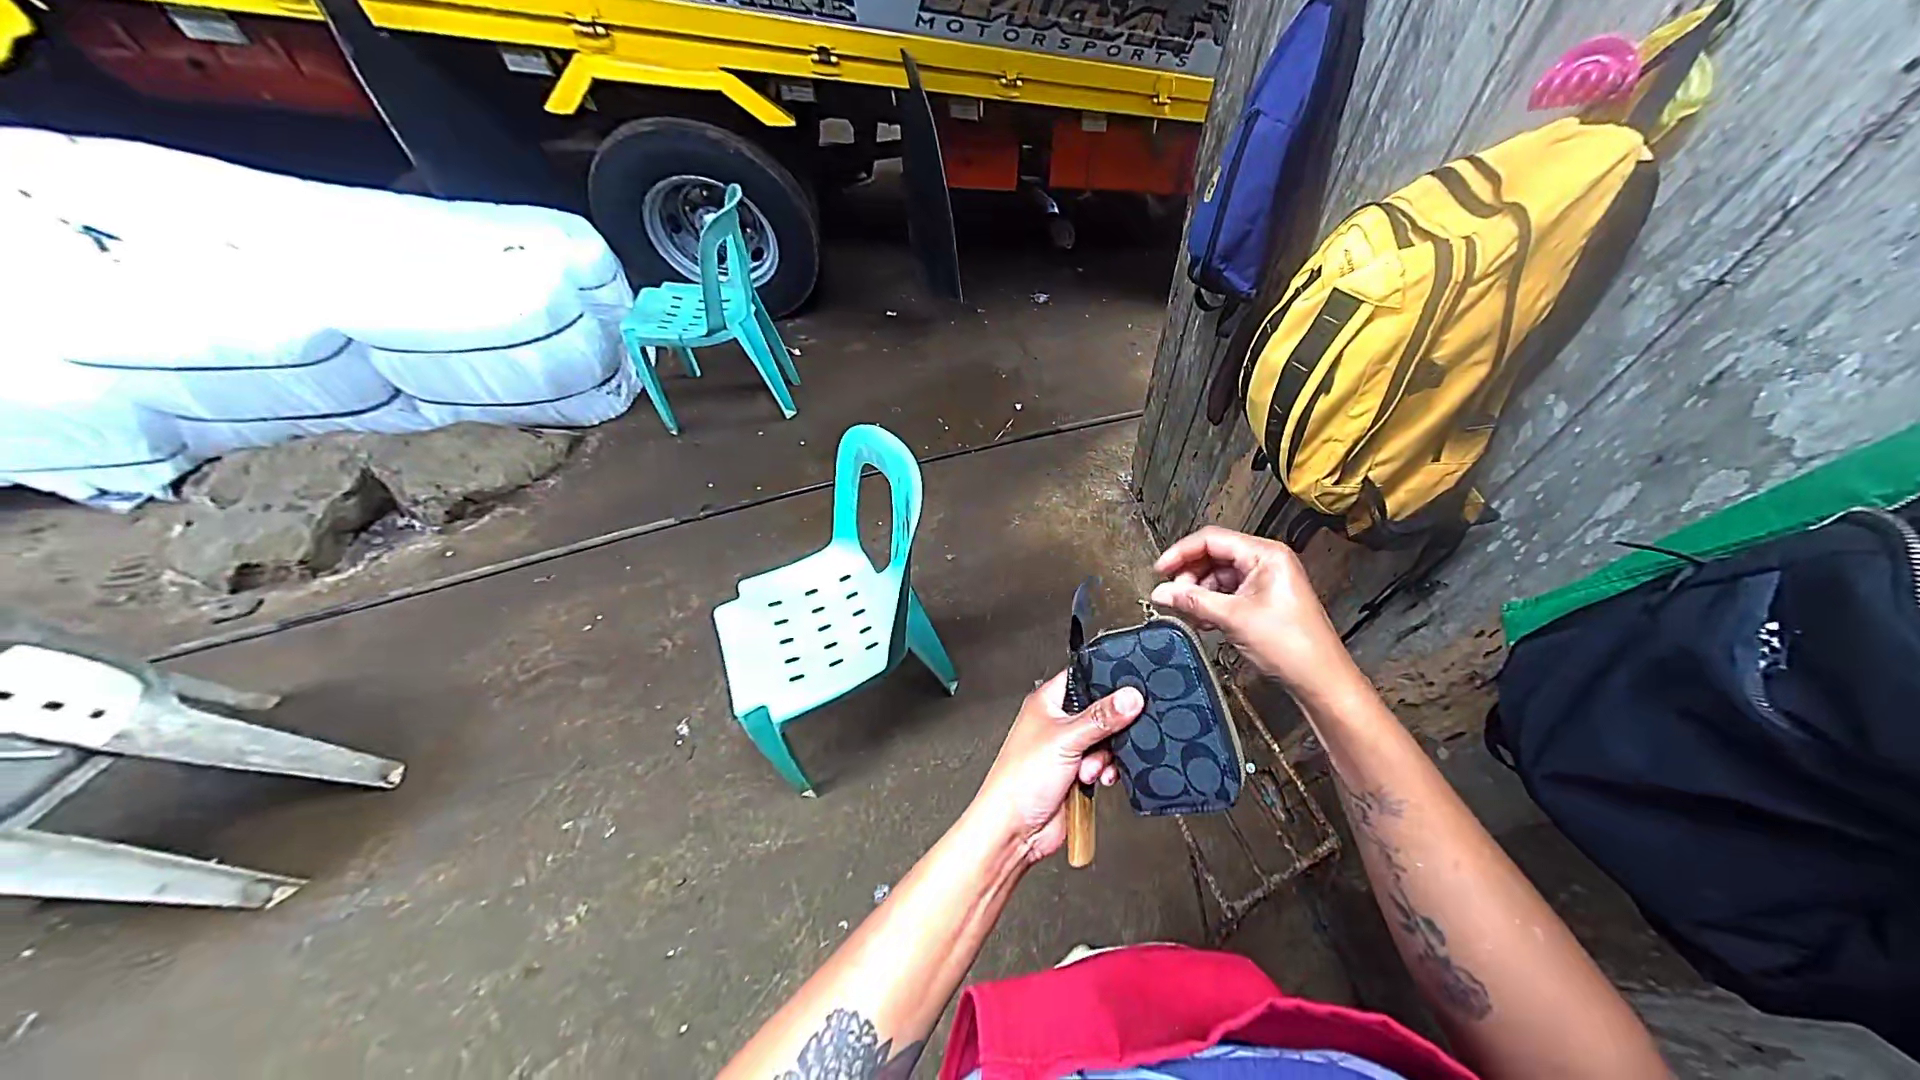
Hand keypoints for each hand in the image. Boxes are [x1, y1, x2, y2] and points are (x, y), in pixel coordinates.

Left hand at [966, 671, 1143, 863]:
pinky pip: (1104, 764)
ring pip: (1105, 741)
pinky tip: (1096, 779)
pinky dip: (1105, 771)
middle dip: (1108, 730)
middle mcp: (1057, 723)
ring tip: (1089, 767)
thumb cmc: (1018, 779)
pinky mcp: (1077, 773)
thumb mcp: (1066, 739)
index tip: (1126, 690)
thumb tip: (1129, 697)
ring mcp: (1067, 749)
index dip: (1103, 681)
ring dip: (1103, 756)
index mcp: (1047, 702)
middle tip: (1104, 739)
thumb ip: (1101, 717)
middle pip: (1100, 712)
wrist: (1015, 828)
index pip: (1081, 678)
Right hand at [1149, 526, 1359, 704]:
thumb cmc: (1294, 645)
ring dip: (1198, 592)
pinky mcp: (1262, 598)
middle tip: (1172, 594)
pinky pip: (1227, 592)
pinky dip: (1210, 603)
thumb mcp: (1232, 617)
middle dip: (1189, 575)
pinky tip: (1202, 618)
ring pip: (1217, 575)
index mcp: (1265, 554)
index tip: (1160, 570)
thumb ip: (1191, 600)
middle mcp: (1266, 561)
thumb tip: (1162, 592)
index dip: (1180, 553)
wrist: (1319, 679)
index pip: (1211, 540)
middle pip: (1212, 556)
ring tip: (1188, 610)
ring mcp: (1265, 580)